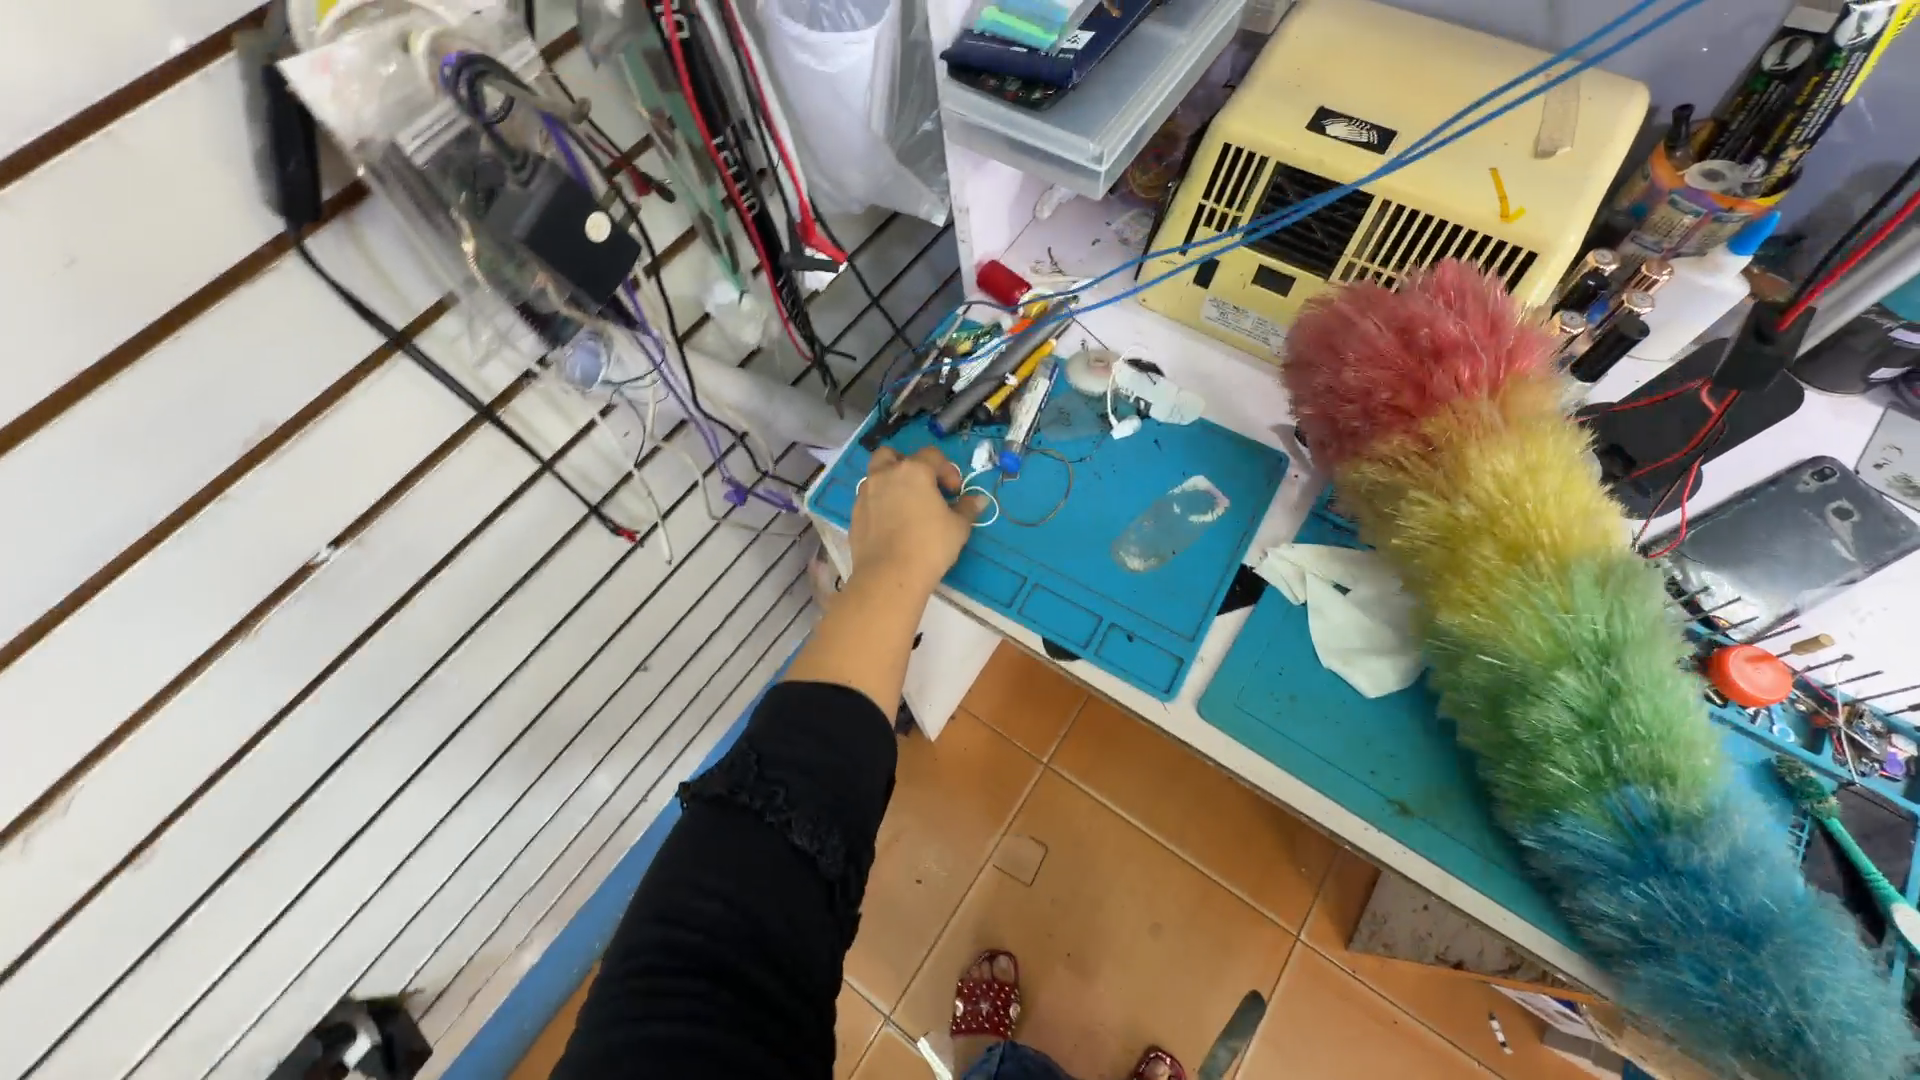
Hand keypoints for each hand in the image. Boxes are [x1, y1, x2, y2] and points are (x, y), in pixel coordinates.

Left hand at [851, 446, 986, 592]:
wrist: (890, 575)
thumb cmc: (930, 545)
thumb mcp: (958, 527)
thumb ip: (967, 509)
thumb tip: (978, 500)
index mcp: (913, 471)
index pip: (933, 456)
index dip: (948, 471)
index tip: (955, 493)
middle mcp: (885, 475)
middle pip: (892, 455)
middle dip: (908, 465)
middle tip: (922, 487)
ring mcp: (865, 494)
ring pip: (876, 476)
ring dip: (891, 483)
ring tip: (905, 506)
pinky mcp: (854, 515)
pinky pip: (868, 500)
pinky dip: (879, 504)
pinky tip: (891, 525)